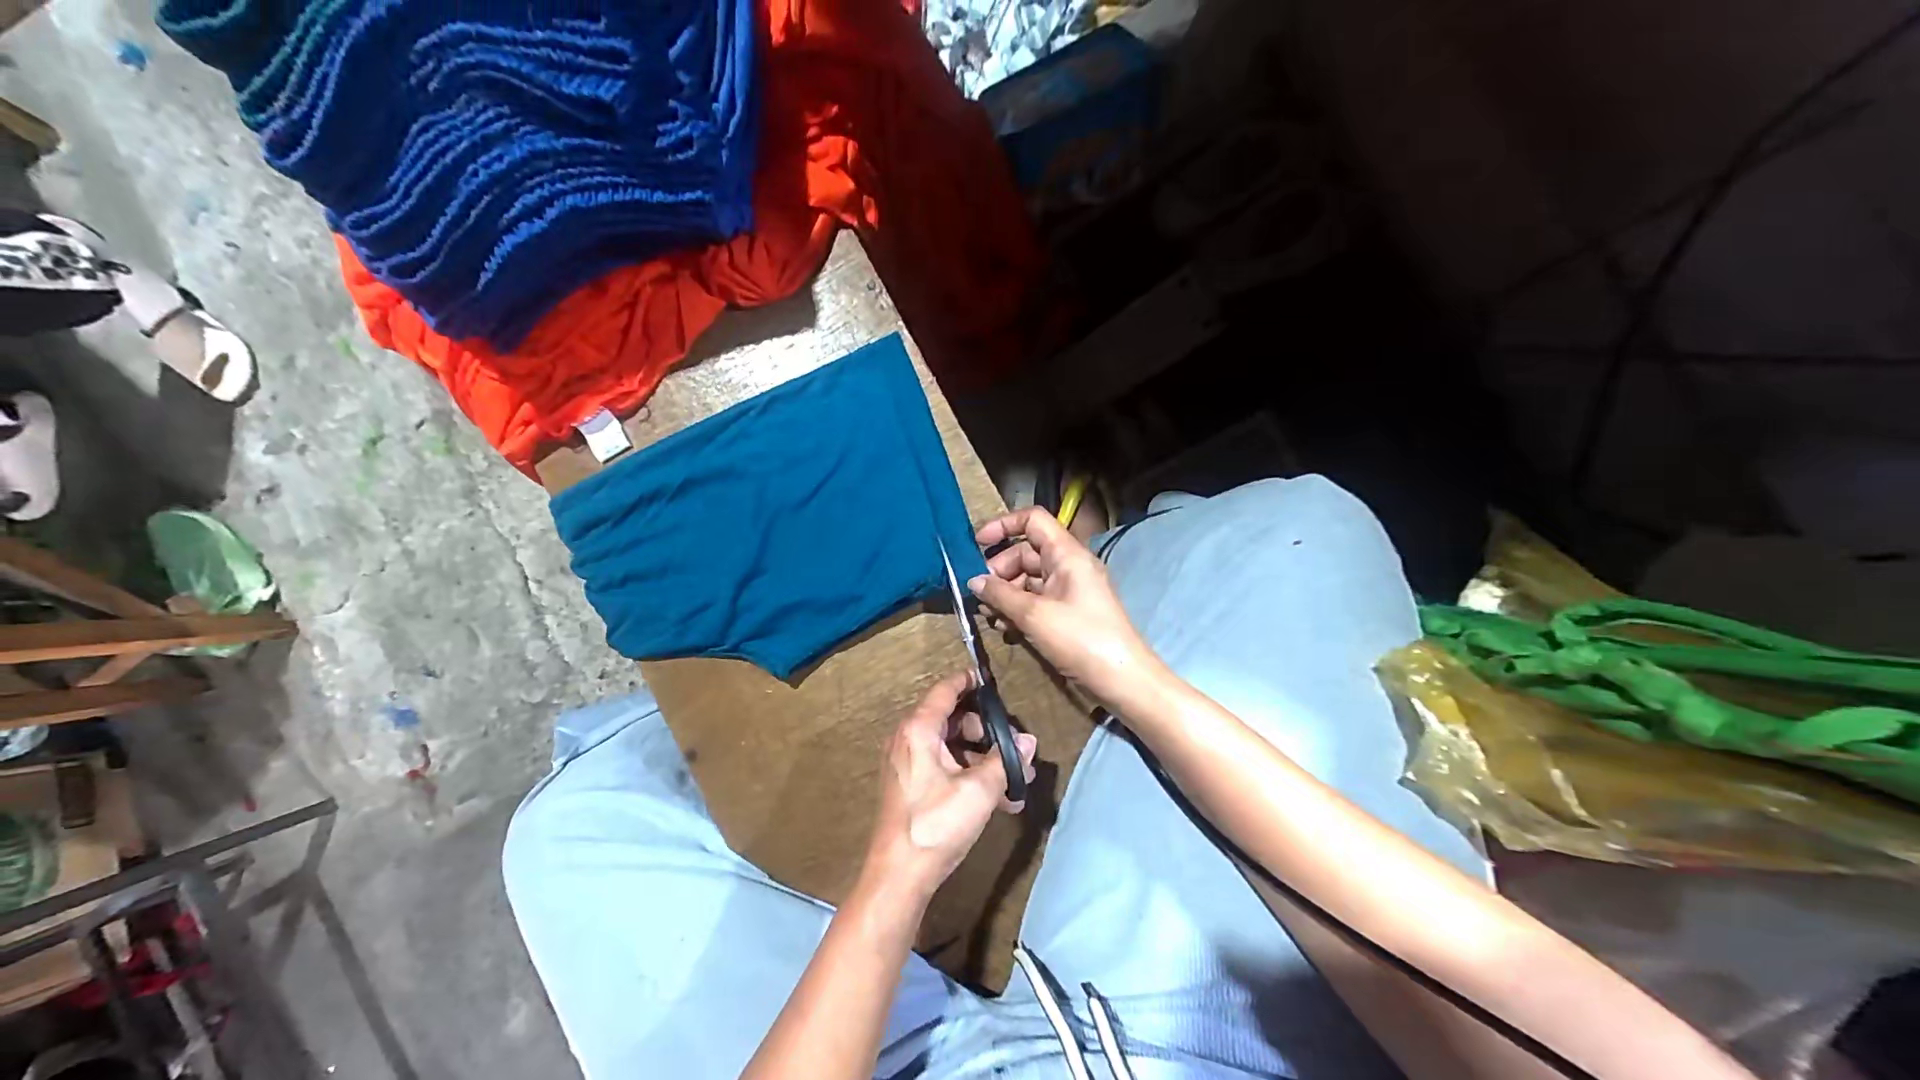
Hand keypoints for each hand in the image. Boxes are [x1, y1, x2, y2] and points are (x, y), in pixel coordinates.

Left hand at [862, 672, 1037, 903]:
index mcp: (918, 730)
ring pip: (950, 746)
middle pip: (952, 720)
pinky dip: (966, 774)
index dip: (968, 681)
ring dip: (982, 759)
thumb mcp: (979, 790)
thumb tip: (1027, 742)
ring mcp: (906, 763)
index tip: (990, 679)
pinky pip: (942, 766)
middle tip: (1015, 750)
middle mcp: (907, 739)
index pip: (945, 690)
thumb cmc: (936, 825)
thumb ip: (1004, 761)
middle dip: (987, 733)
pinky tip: (997, 800)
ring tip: (1012, 784)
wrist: (899, 875)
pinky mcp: (909, 785)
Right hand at [971, 506, 1167, 712]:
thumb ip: (1000, 594)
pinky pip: (1038, 600)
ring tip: (990, 617)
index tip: (977, 544)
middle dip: (999, 570)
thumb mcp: (1034, 615)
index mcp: (1066, 554)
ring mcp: (1070, 590)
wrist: (1122, 679)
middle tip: (981, 595)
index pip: (1032, 520)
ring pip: (1029, 579)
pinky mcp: (1069, 612)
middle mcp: (1069, 565)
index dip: (1003, 526)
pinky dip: (1019, 609)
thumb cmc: (1080, 638)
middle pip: (1026, 553)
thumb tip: (973, 581)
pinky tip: (1006, 629)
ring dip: (1006, 594)